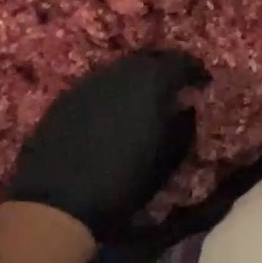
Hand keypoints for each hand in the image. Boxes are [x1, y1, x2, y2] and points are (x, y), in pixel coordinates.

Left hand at [5, 51, 205, 240]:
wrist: (58, 204)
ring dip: (136, 80)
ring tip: (144, 100)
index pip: (182, 61)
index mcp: (151, 81)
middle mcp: (119, 72)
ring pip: (120, 70)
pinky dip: (112, 93)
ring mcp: (88, 82)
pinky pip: (97, 86)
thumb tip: (185, 105)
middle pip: (149, 58)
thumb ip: (183, 123)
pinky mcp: (64, 98)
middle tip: (175, 87)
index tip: (203, 84)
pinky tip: (112, 114)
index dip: (196, 71)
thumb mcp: (170, 156)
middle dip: (165, 69)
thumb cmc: (126, 181)